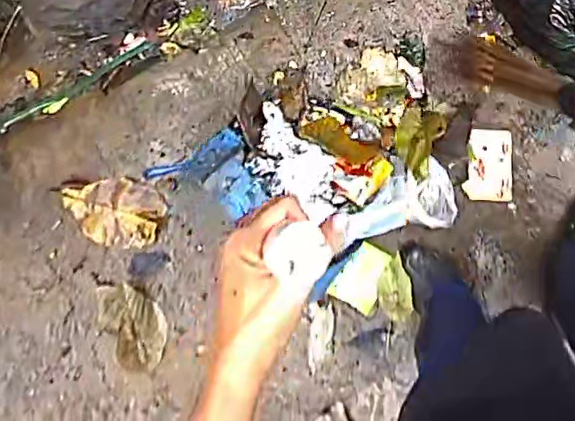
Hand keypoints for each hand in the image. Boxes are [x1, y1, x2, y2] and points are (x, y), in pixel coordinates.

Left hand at [192, 198, 340, 420]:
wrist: (237, 369)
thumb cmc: (258, 331)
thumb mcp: (295, 286)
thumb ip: (318, 250)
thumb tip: (338, 223)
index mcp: (243, 239)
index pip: (283, 206)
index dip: (306, 221)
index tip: (317, 243)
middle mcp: (236, 242)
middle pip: (278, 217)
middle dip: (299, 234)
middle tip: (310, 259)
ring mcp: (236, 257)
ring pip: (275, 235)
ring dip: (293, 248)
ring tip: (299, 274)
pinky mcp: (241, 272)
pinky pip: (268, 251)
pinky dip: (283, 260)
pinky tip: (288, 282)